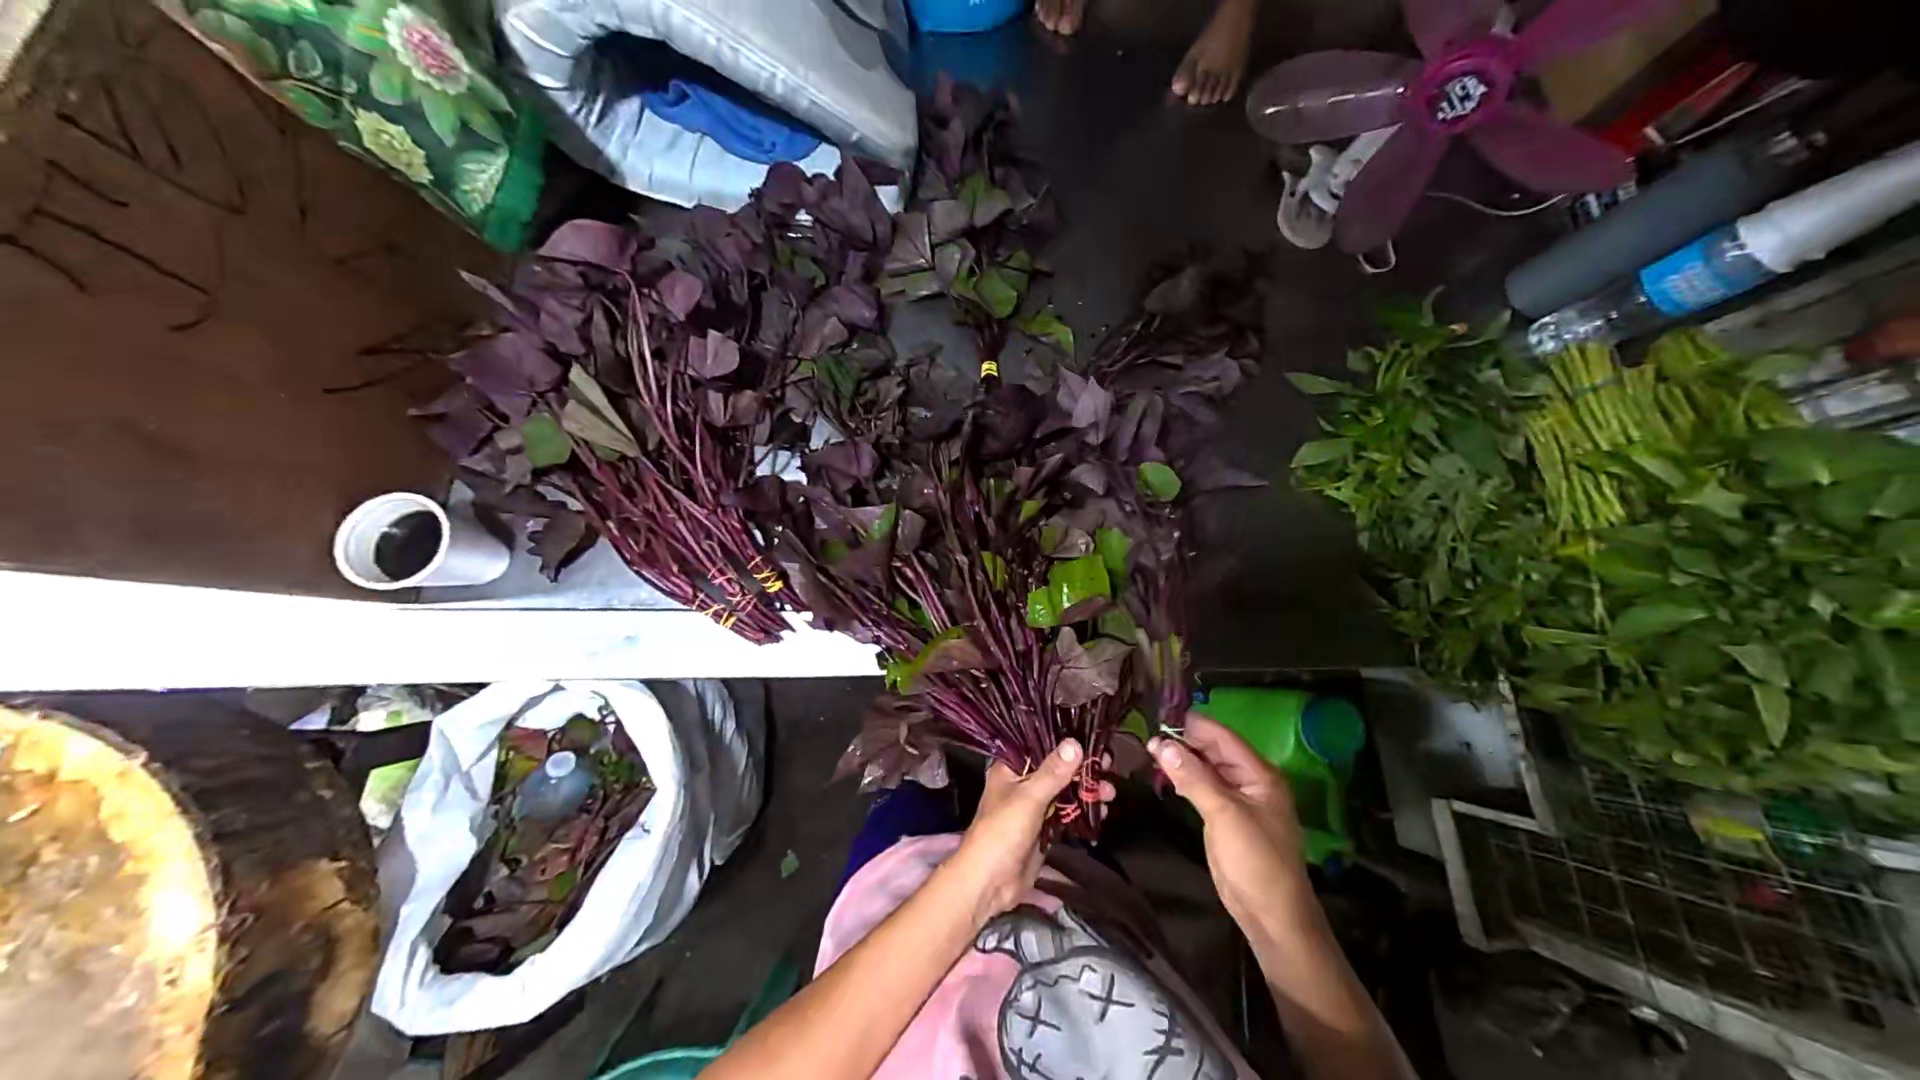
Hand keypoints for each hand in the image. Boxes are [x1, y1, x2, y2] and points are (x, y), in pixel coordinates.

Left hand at [943, 740, 1110, 924]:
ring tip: (1110, 793)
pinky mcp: (1043, 830)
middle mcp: (1022, 784)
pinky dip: (1083, 812)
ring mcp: (1034, 808)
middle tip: (1109, 767)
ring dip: (1087, 791)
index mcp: (1010, 769)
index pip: (1041, 747)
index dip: (1066, 744)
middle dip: (1083, 770)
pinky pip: (1067, 815)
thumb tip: (1074, 743)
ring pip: (1065, 792)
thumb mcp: (1029, 797)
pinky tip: (1102, 810)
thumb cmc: (1002, 832)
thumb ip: (1053, 772)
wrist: (990, 882)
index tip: (1093, 742)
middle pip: (1057, 770)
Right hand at [1149, 716, 1307, 924]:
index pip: (1223, 737)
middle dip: (1184, 741)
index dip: (1194, 724)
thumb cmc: (1255, 860)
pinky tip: (1164, 774)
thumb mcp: (1224, 814)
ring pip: (1207, 769)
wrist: (1271, 914)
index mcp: (1260, 775)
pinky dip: (1184, 778)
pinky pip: (1203, 788)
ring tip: (1150, 750)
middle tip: (1148, 734)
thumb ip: (1193, 778)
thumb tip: (1162, 744)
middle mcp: (1250, 782)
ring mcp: (1238, 800)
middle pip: (1214, 751)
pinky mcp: (1225, 817)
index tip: (1160, 713)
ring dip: (1182, 759)